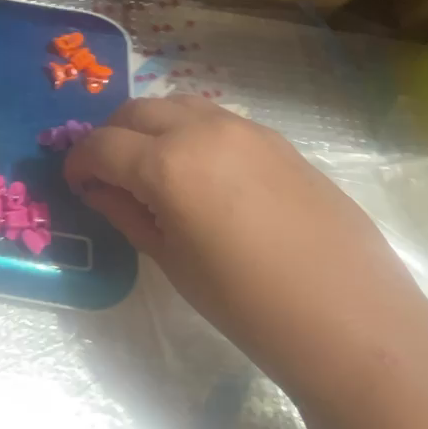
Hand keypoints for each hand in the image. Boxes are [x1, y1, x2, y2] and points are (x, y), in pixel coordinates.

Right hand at [63, 97, 427, 403]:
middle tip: (108, 173)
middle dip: (111, 137)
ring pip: (178, 105)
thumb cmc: (248, 305)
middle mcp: (202, 131)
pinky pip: (216, 120)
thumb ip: (126, 213)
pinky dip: (190, 132)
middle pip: (136, 111)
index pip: (101, 146)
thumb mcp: (172, 262)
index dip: (79, 163)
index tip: (75, 183)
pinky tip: (200, 174)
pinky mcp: (278, 141)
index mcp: (167, 165)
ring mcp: (246, 130)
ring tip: (151, 167)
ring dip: (151, 127)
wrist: (353, 322)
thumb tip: (97, 189)